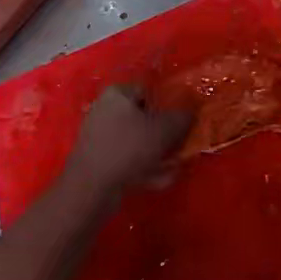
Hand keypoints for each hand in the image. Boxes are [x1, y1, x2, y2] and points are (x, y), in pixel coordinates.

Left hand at [61, 84, 192, 198]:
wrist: (90, 189)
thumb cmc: (128, 149)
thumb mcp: (163, 130)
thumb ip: (181, 118)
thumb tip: (191, 113)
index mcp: (118, 93)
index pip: (149, 90)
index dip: (169, 105)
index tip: (183, 122)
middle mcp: (106, 109)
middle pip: (144, 117)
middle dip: (165, 135)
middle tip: (181, 147)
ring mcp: (100, 136)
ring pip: (137, 141)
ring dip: (157, 154)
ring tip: (174, 168)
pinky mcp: (99, 159)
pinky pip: (127, 158)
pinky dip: (143, 167)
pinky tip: (160, 180)